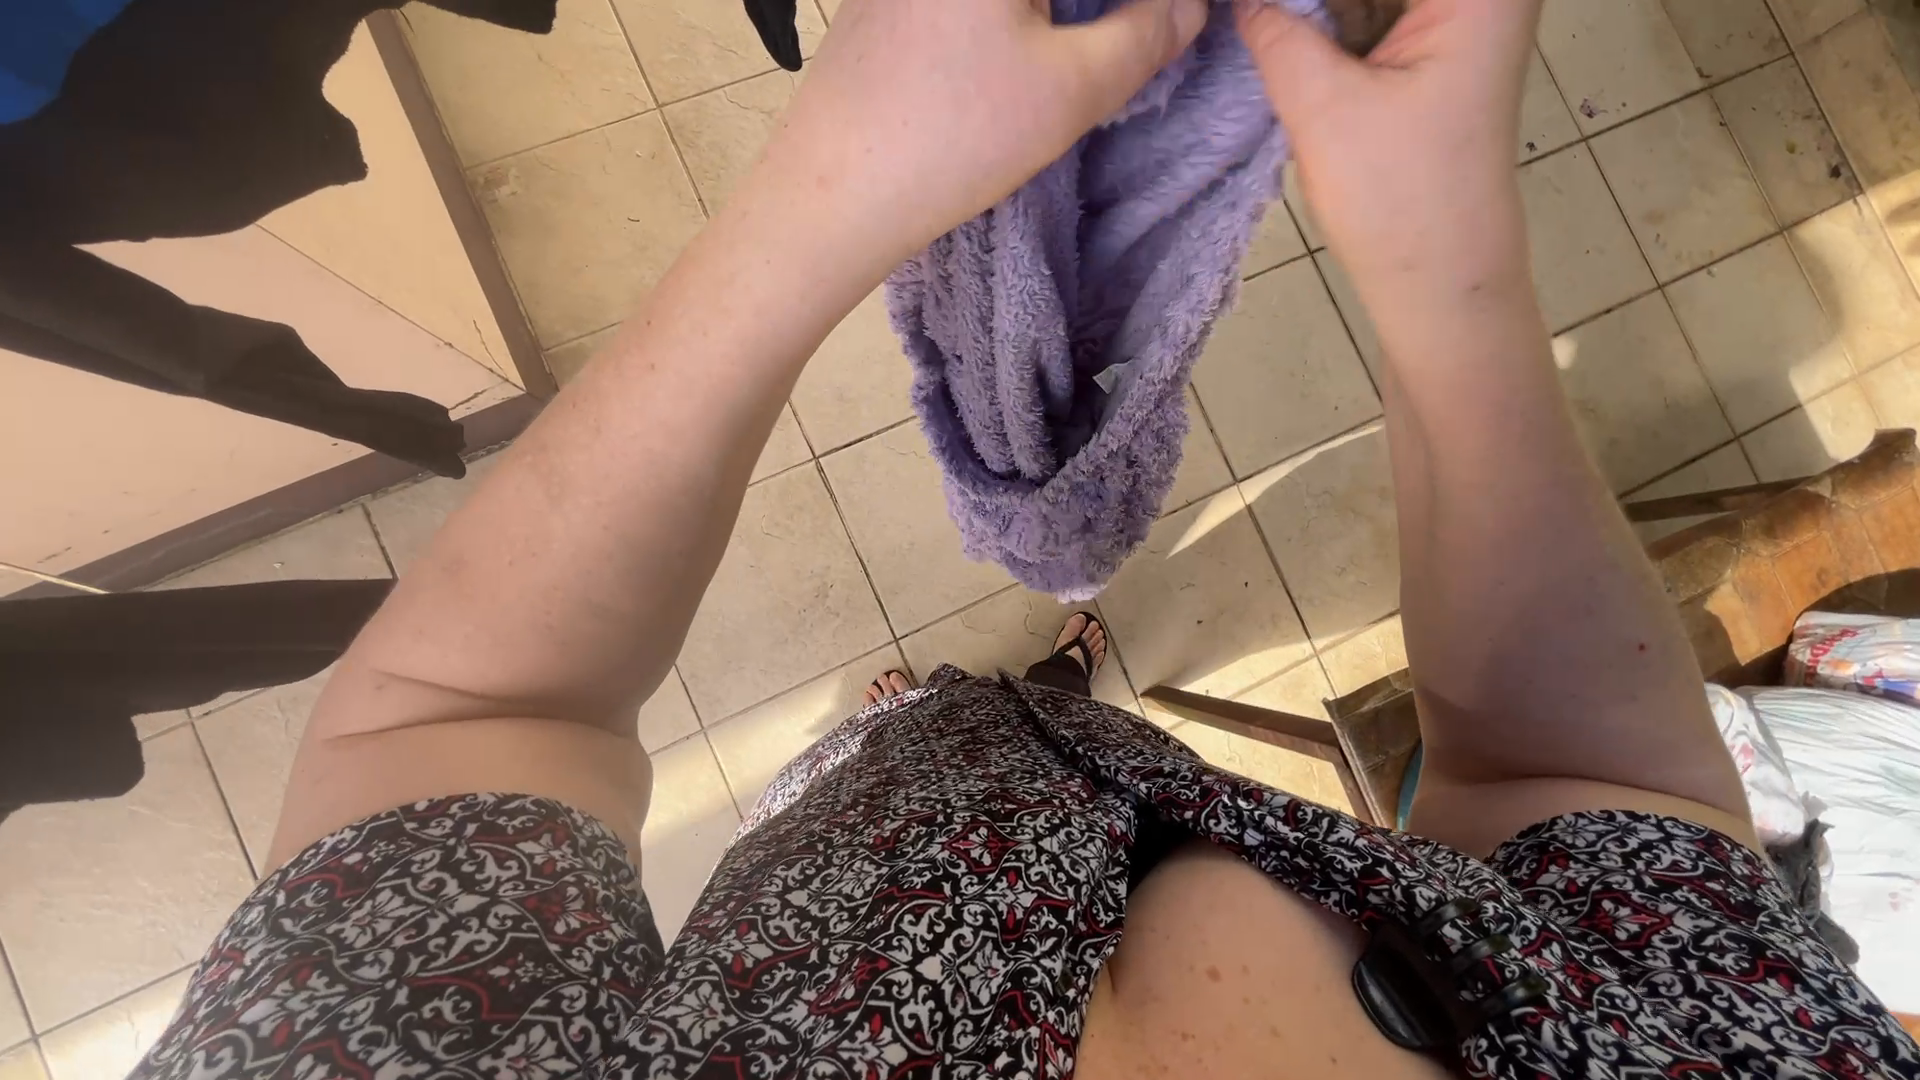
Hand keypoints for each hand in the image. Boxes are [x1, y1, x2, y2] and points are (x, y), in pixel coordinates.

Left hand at [736, 0, 1206, 273]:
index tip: (1163, 27)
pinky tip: (1010, 60)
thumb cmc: (954, 138)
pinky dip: (1013, 17)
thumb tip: (1188, 5)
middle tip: (1133, 37)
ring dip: (1058, 14)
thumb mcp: (1068, 92)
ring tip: (1088, 46)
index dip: (1138, 4)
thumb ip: (1143, 38)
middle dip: (1100, 9)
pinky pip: (970, 0)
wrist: (833, 194)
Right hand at [1235, 0, 1541, 320]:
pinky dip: (1329, 25)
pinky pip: (1372, 19)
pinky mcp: (1430, 55)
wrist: (1432, 273)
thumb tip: (1241, 2)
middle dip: (1309, 0)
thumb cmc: (1394, 193)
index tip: (1252, 8)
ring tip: (1259, 24)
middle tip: (1250, 17)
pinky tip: (1284, 35)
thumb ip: (1277, 38)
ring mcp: (1456, 20)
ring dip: (1313, 10)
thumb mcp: (1325, 109)